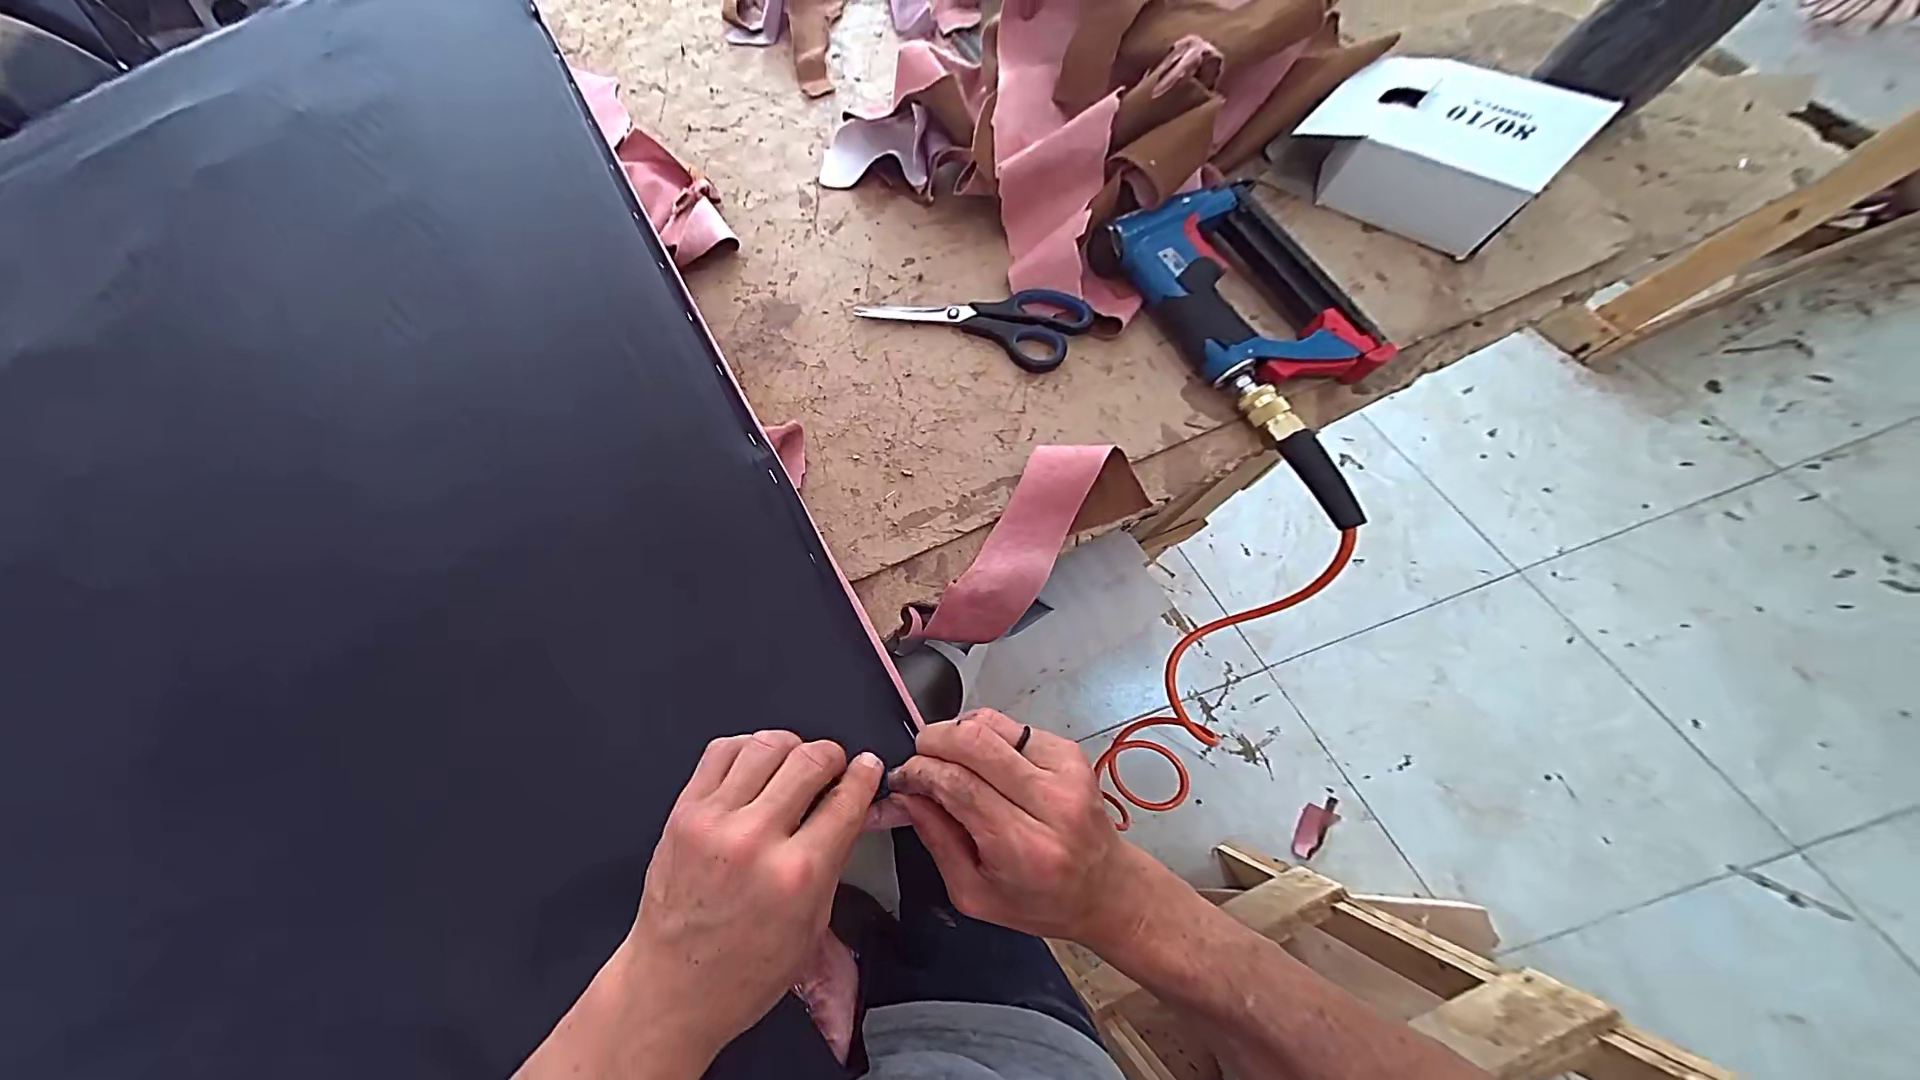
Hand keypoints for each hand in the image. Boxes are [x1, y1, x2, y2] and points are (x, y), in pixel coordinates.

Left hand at [517, 731, 881, 1078]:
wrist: (669, 991)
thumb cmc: (742, 970)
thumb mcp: (814, 923)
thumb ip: (838, 853)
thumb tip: (855, 801)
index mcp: (797, 875)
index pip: (847, 797)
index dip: (865, 773)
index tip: (867, 766)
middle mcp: (755, 840)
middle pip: (812, 758)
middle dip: (833, 756)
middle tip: (833, 768)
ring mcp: (714, 821)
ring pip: (769, 743)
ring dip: (793, 747)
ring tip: (794, 766)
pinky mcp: (683, 812)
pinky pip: (723, 749)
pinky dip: (748, 747)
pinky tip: (756, 765)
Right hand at [888, 710, 1159, 950]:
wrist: (1106, 887)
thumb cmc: (1041, 900)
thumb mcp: (975, 893)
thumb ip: (936, 839)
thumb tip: (905, 794)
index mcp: (1025, 846)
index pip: (959, 784)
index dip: (920, 772)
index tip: (903, 777)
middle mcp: (1050, 801)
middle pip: (975, 741)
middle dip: (933, 740)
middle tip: (919, 757)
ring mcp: (1064, 769)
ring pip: (991, 723)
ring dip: (956, 732)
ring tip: (947, 755)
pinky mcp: (1069, 750)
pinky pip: (1011, 724)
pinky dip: (984, 733)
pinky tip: (981, 758)